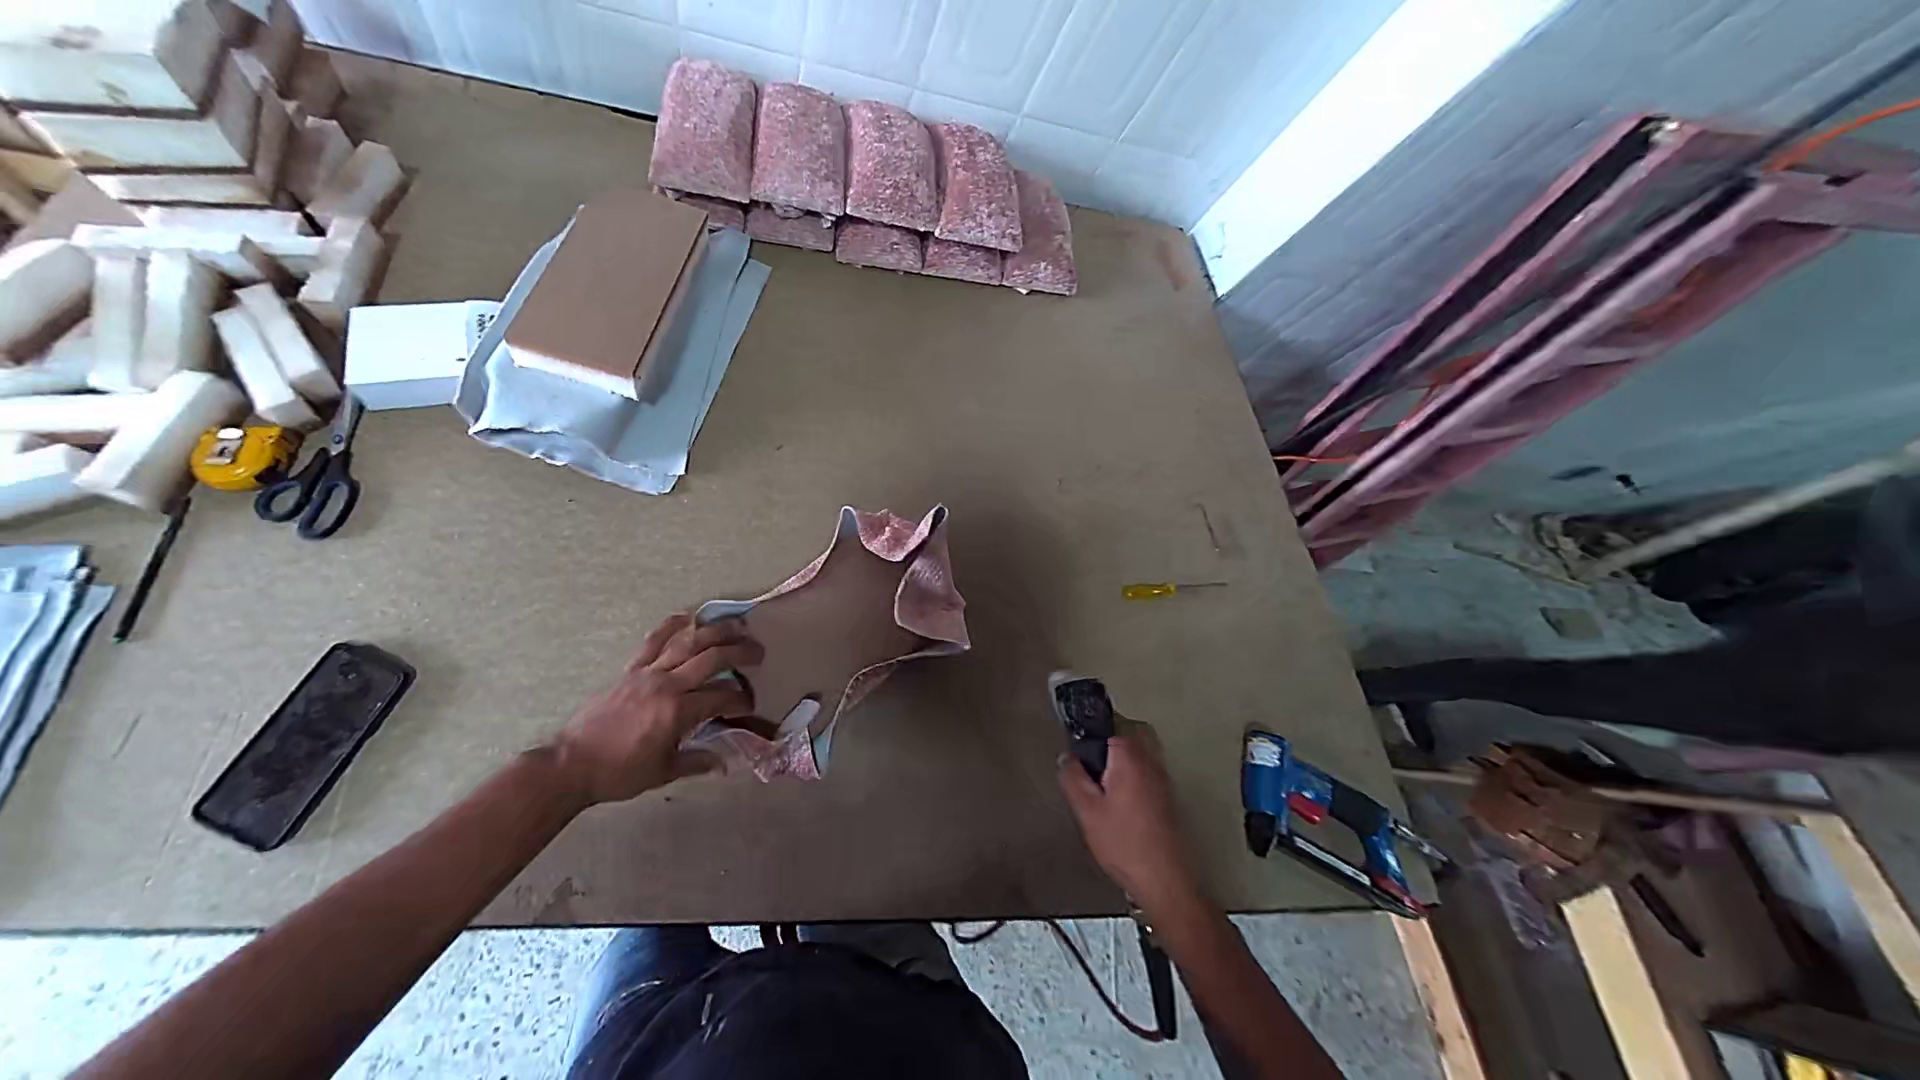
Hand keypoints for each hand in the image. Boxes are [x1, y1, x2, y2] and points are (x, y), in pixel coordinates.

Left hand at [553, 614, 759, 804]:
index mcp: (677, 712)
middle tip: (758, 652)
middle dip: (740, 652)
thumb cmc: (619, 772)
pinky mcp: (631, 670)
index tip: (750, 706)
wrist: (571, 765)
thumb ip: (697, 761)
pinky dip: (673, 625)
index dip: (742, 699)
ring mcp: (647, 673)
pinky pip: (655, 641)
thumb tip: (724, 761)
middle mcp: (666, 685)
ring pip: (688, 642)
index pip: (722, 697)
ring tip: (737, 626)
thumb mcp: (664, 772)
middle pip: (712, 658)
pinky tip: (690, 617)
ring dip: (716, 631)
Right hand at [1057, 726, 1205, 914]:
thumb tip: (1066, 758)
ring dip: (1123, 763)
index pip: (1108, 730)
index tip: (1080, 759)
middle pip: (1128, 737)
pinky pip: (1149, 775)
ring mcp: (1163, 780)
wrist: (1162, 878)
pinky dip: (1135, 779)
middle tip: (1093, 769)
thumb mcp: (1086, 810)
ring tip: (1105, 788)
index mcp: (1129, 758)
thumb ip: (1072, 778)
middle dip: (1110, 747)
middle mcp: (1151, 763)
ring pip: (1141, 756)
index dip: (1091, 742)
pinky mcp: (1168, 798)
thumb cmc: (1124, 844)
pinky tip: (1122, 805)